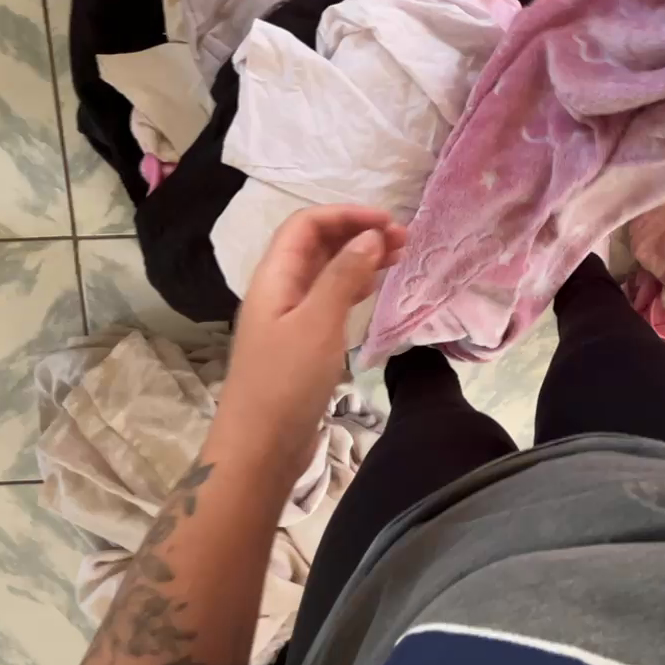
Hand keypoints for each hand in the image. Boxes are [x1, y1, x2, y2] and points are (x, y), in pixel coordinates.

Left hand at [213, 205, 405, 473]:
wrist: (259, 450)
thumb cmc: (286, 383)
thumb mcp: (319, 323)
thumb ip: (344, 275)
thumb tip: (371, 236)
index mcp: (274, 277)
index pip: (308, 224)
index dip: (347, 215)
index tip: (388, 223)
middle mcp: (279, 289)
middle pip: (317, 244)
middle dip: (358, 233)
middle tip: (404, 240)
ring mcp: (289, 316)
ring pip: (326, 270)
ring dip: (360, 257)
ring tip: (399, 258)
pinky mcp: (301, 340)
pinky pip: (329, 297)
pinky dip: (354, 285)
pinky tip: (374, 288)